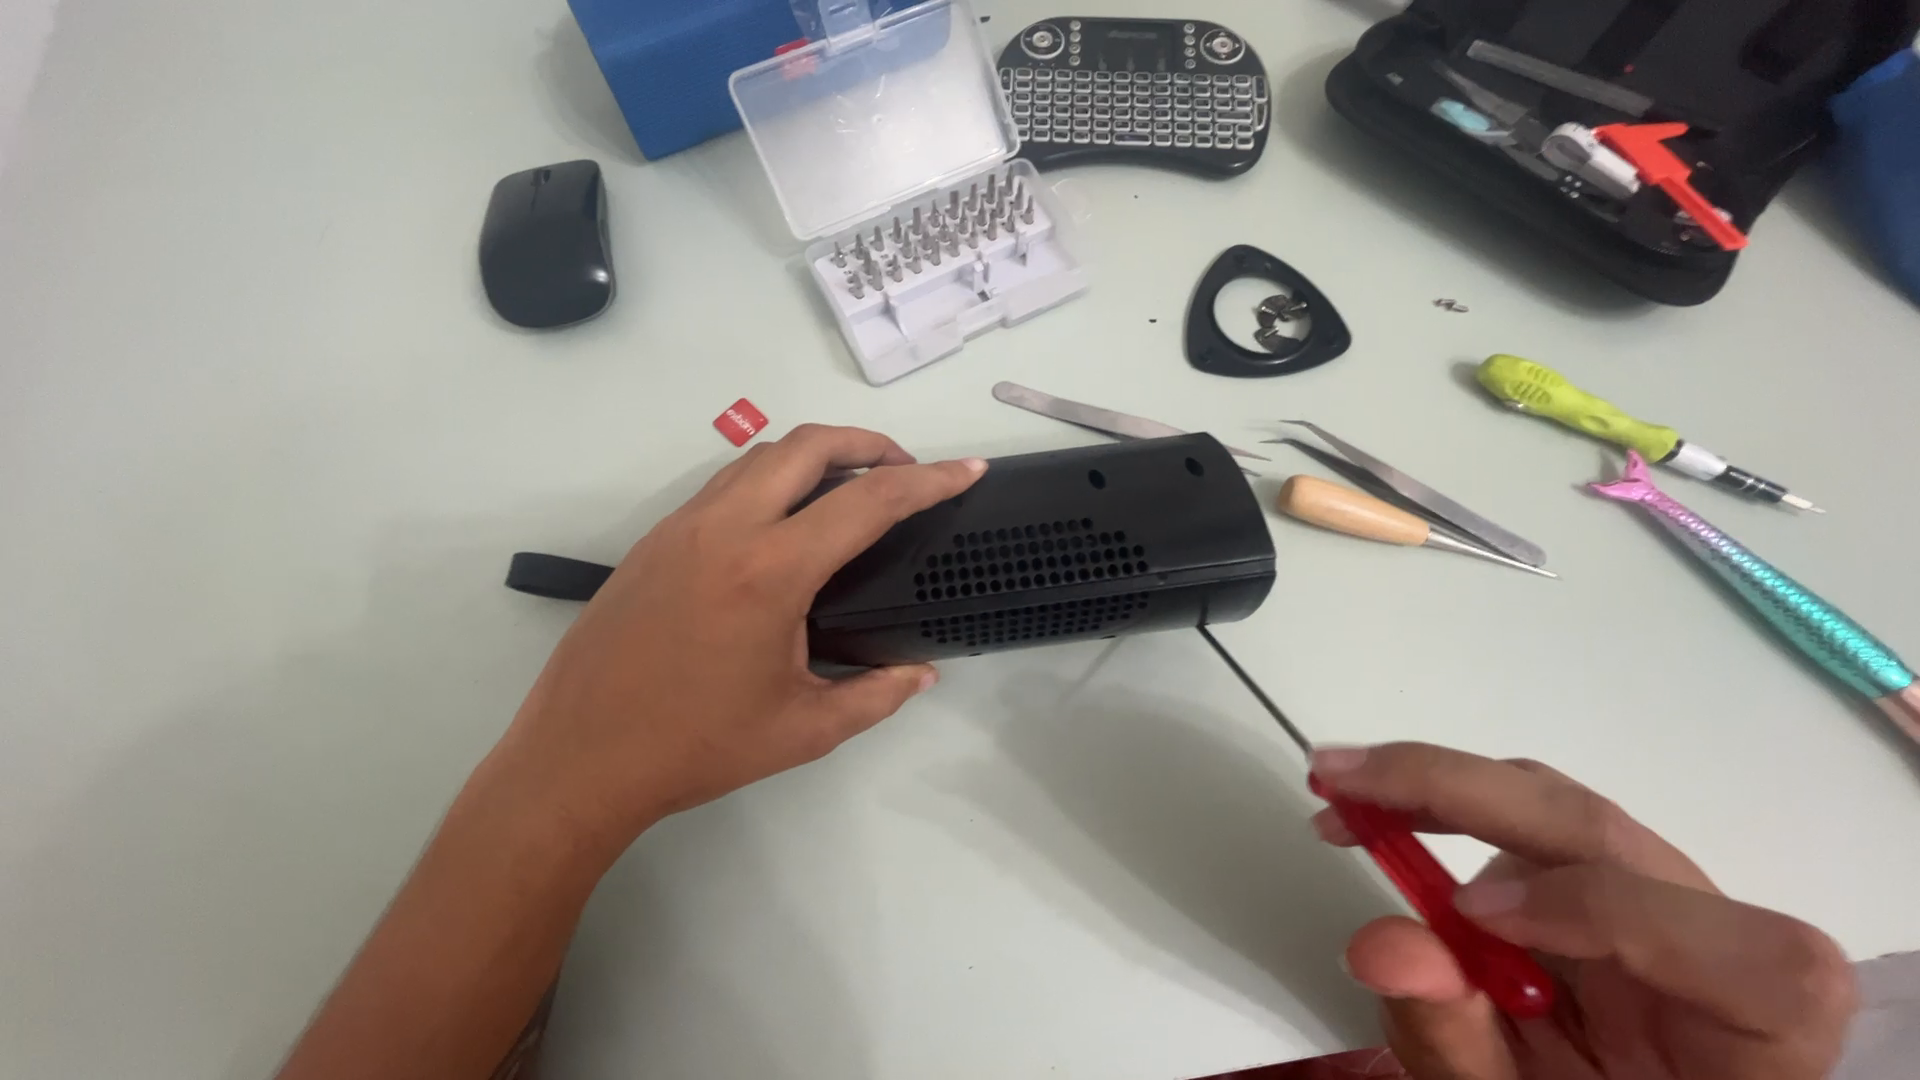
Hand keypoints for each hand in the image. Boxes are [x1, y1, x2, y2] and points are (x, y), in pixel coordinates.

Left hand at [478, 425, 986, 862]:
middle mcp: (726, 528)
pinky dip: (774, 478)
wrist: (577, 759)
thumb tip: (922, 673)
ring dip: (818, 456)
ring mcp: (683, 526)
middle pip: (810, 444)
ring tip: (851, 491)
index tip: (967, 470)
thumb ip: (877, 695)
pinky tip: (787, 523)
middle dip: (870, 443)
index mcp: (771, 571)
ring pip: (762, 455)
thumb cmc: (695, 747)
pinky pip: (728, 482)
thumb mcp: (804, 730)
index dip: (929, 481)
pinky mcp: (657, 539)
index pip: (869, 503)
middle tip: (907, 471)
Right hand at [1311, 744, 1856, 1079]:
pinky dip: (1433, 799)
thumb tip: (1377, 943)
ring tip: (1339, 796)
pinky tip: (1373, 810)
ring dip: (1433, 784)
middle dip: (1458, 792)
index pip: (1752, 962)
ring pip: (1551, 800)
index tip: (1470, 913)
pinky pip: (1516, 807)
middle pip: (1605, 834)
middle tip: (1340, 782)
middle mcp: (1707, 941)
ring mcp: (1643, 889)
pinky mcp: (1583, 868)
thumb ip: (1456, 1040)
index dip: (1606, 916)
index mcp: (1741, 1041)